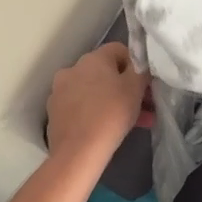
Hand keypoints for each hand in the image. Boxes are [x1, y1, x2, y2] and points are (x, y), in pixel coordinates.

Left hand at [46, 42, 150, 164]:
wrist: (79, 151)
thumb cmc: (112, 114)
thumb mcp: (136, 89)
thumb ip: (141, 70)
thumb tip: (140, 64)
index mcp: (93, 59)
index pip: (119, 50)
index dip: (136, 65)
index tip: (146, 84)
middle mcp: (72, 69)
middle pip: (106, 72)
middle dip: (126, 87)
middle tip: (144, 106)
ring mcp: (60, 91)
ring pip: (94, 91)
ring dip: (113, 101)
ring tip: (133, 122)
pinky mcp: (55, 111)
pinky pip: (81, 106)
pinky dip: (96, 112)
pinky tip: (108, 128)